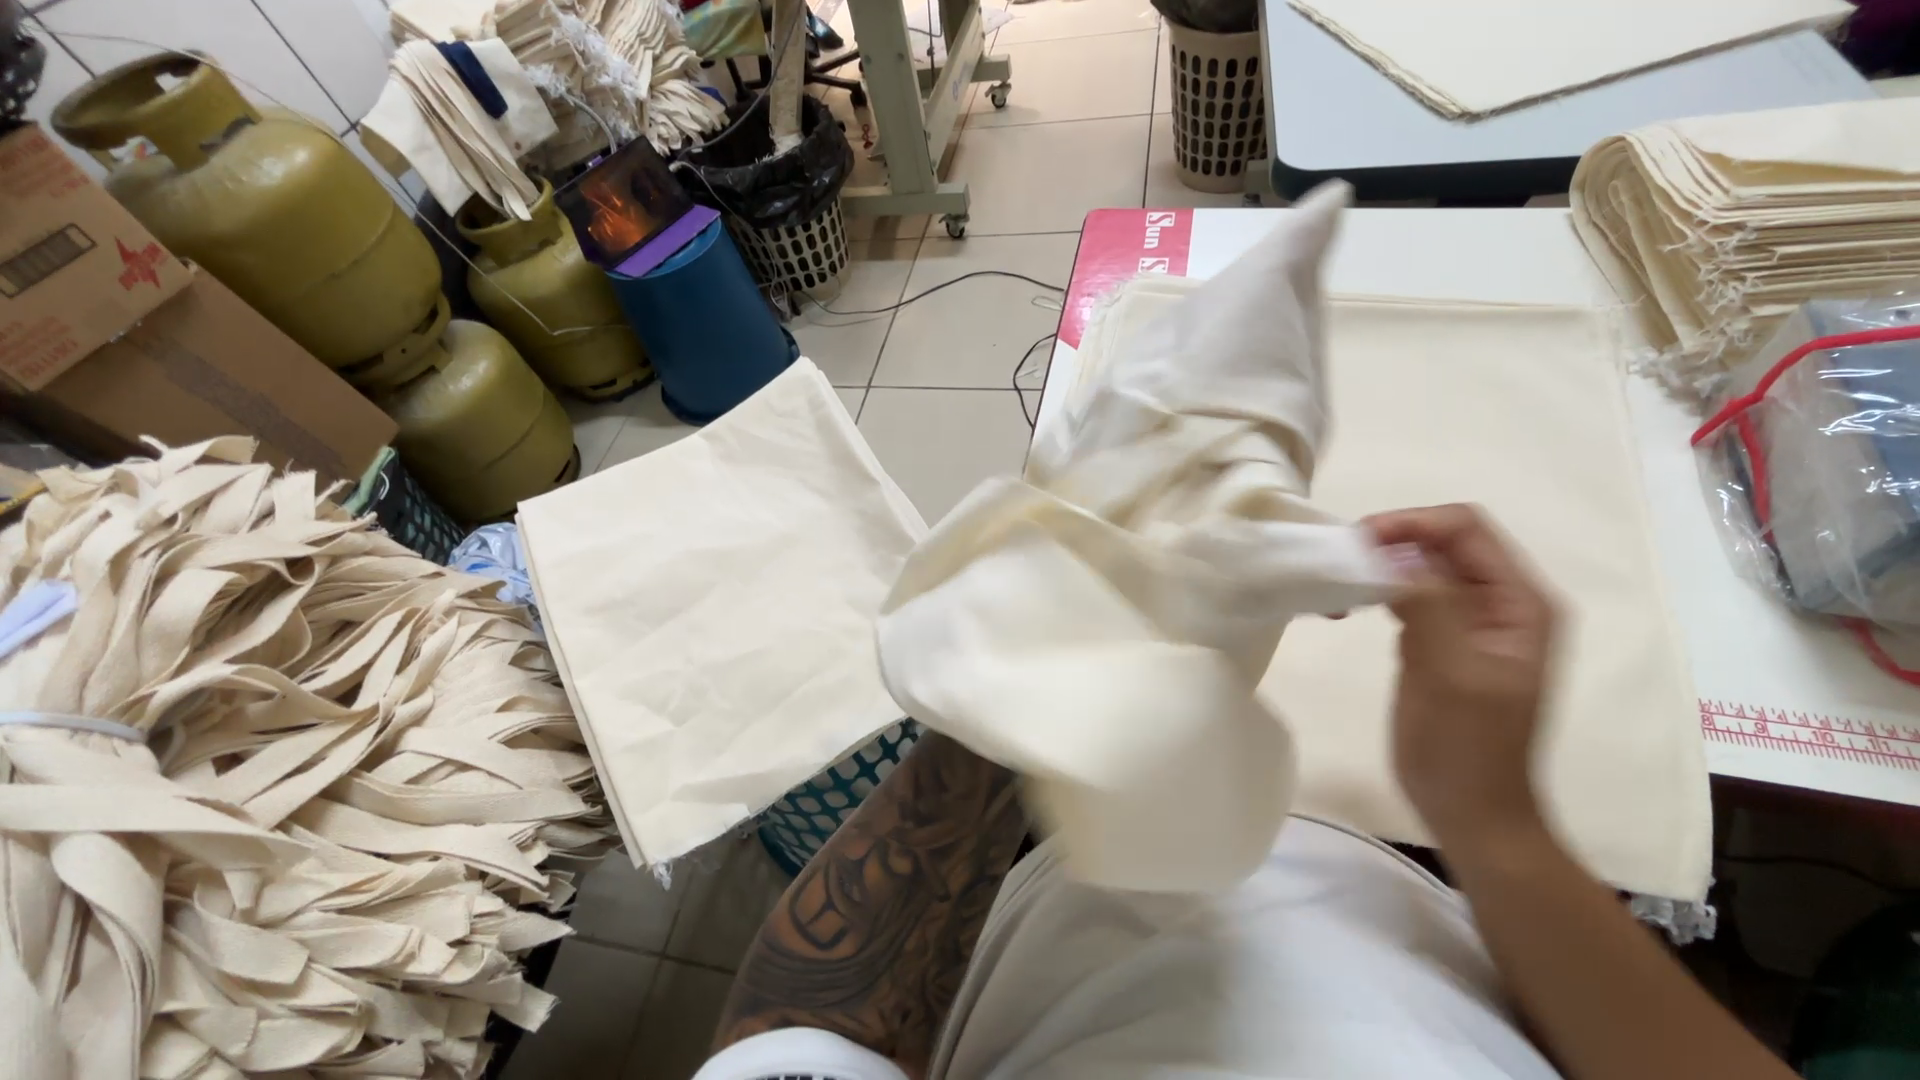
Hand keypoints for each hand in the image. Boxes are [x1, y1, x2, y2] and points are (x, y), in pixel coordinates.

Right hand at [1365, 505, 1555, 850]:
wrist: (1471, 811)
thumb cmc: (1468, 748)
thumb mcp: (1452, 673)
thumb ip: (1430, 606)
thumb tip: (1393, 554)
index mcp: (1520, 603)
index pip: (1466, 529)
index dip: (1412, 523)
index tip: (1357, 541)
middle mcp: (1499, 602)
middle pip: (1440, 543)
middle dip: (1388, 544)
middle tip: (1335, 564)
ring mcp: (1468, 623)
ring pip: (1418, 568)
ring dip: (1375, 569)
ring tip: (1334, 590)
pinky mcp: (1438, 642)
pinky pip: (1406, 598)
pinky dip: (1373, 594)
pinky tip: (1343, 610)